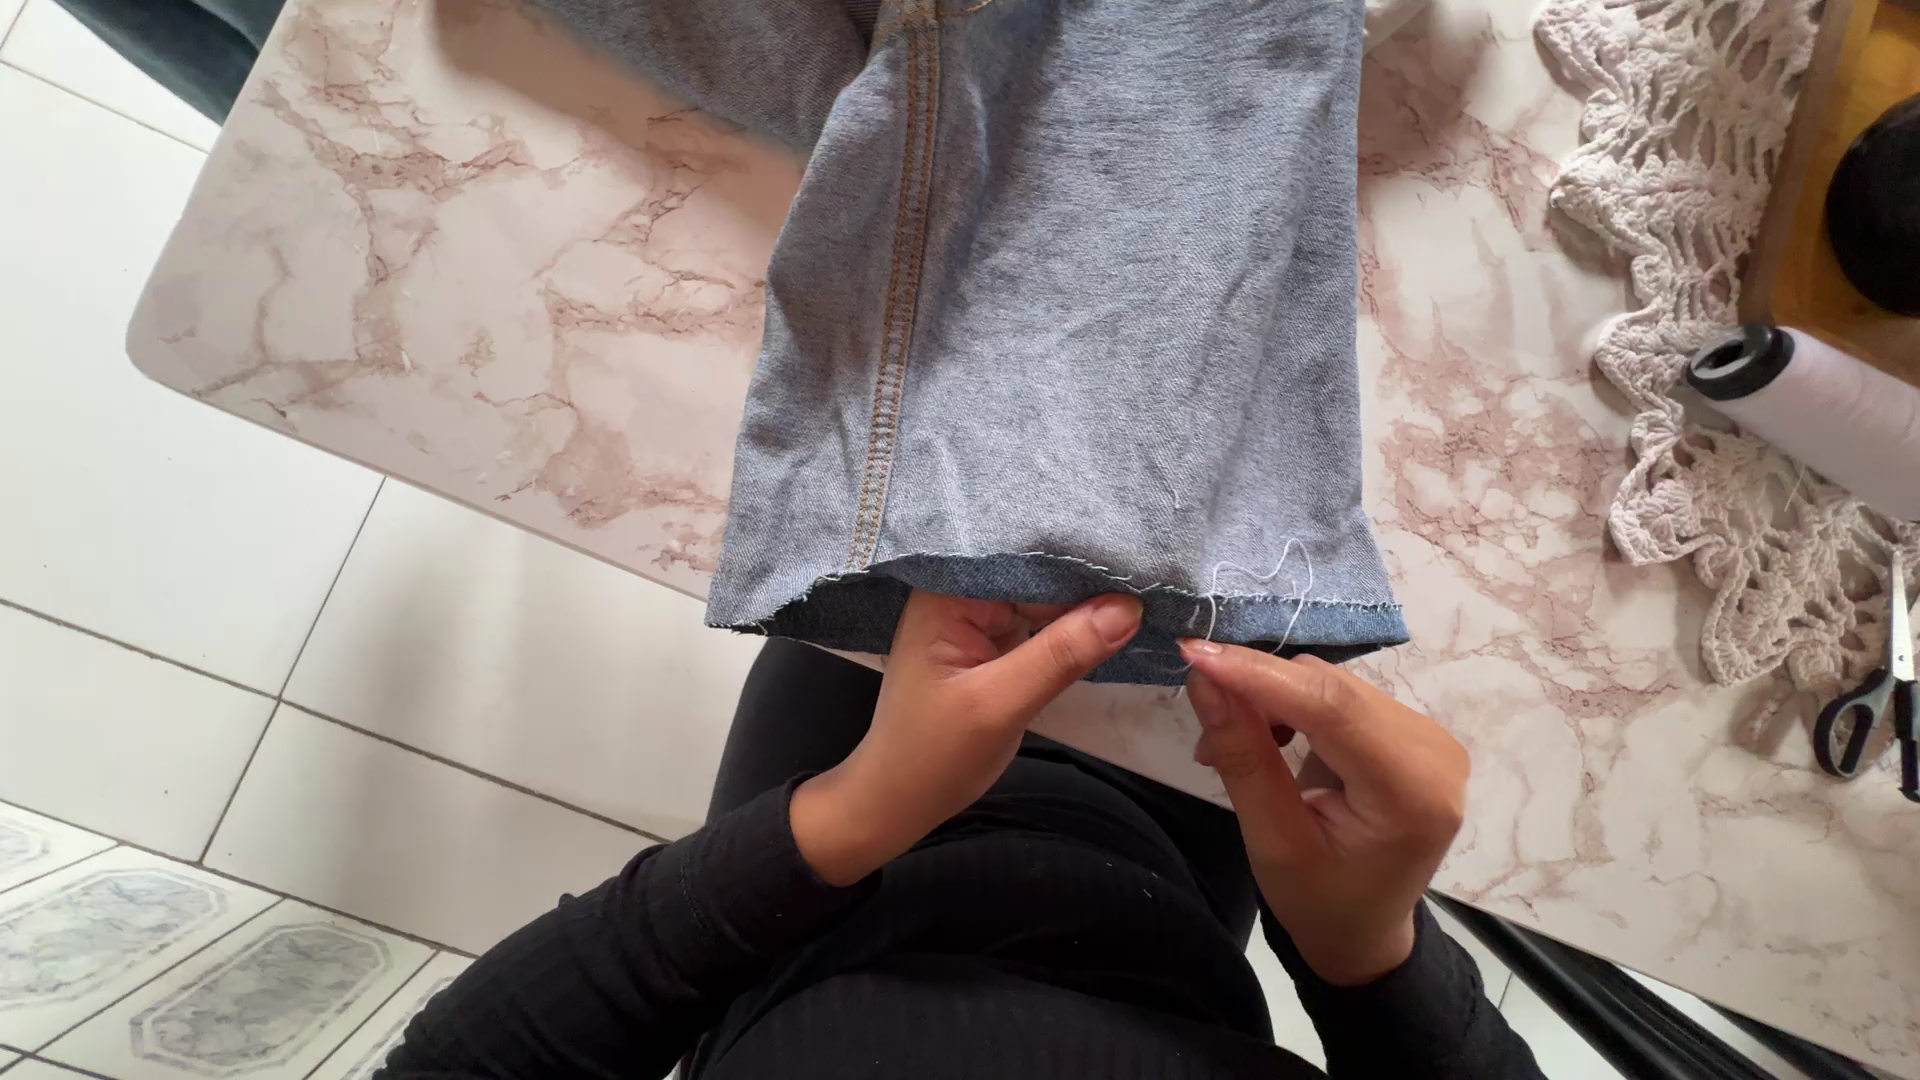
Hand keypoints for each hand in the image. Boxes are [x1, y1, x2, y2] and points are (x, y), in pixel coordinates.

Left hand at [790, 588, 1142, 884]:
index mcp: (944, 594)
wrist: (897, 802)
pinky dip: (1068, 627)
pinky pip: (1035, 622)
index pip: (1020, 560)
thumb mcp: (999, 704)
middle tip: (1153, 573)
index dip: (1077, 560)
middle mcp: (956, 594)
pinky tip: (1109, 620)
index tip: (1137, 557)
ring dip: (1082, 602)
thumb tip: (1128, 607)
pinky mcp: (987, 641)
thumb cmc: (932, 756)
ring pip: (1039, 598)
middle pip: (1032, 574)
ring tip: (1143, 588)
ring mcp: (972, 618)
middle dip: (1085, 578)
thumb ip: (1061, 654)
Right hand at [1181, 640, 1468, 985]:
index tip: (1194, 654)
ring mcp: (1423, 735)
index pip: (1331, 706)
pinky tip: (1263, 736)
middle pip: (1328, 687)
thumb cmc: (1318, 900)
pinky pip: (1332, 692)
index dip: (1259, 674)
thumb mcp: (1271, 838)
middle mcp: (1432, 750)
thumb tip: (1202, 680)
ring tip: (1225, 743)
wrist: (1363, 931)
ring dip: (1266, 698)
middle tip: (1199, 710)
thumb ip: (1241, 755)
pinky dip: (1286, 704)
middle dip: (1255, 688)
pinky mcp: (1404, 729)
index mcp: (1412, 792)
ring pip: (1325, 683)